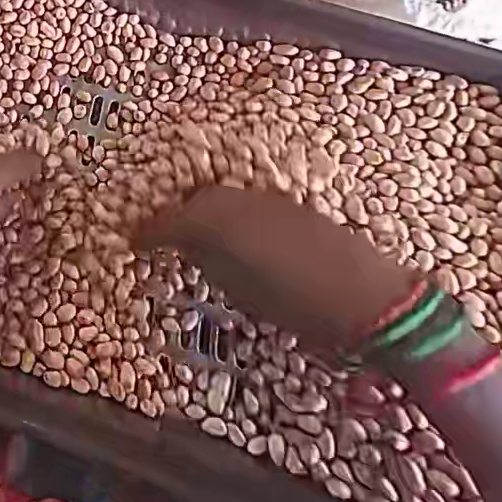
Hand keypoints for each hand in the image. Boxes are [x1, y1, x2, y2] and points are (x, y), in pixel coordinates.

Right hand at [142, 185, 413, 349]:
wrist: (369, 296)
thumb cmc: (294, 303)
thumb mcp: (237, 289)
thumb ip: (205, 260)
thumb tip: (187, 247)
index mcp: (211, 222)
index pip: (165, 223)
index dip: (145, 233)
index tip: (132, 242)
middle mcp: (231, 200)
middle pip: (190, 202)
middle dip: (175, 220)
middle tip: (165, 241)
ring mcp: (261, 198)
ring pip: (217, 198)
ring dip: (202, 214)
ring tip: (199, 239)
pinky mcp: (285, 203)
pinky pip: (242, 203)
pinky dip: (229, 215)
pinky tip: (236, 237)